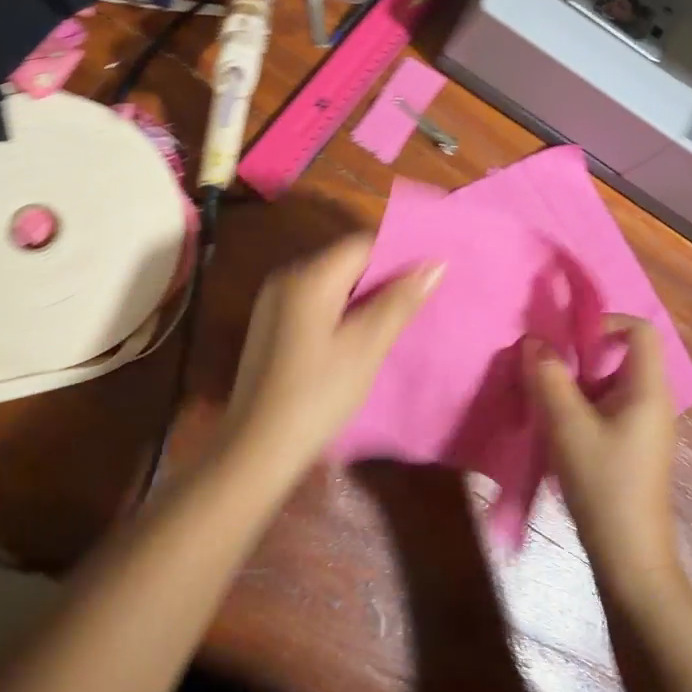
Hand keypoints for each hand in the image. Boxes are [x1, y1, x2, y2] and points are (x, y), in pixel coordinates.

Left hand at [224, 235, 443, 474]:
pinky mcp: (271, 328)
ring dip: (365, 296)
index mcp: (308, 277)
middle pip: (345, 262)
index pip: (362, 244)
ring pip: (332, 285)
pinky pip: (316, 305)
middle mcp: (286, 279)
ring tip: (401, 317)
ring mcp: (274, 304)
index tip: (432, 272)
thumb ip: (399, 302)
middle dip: (384, 276)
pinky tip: (363, 337)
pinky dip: (343, 312)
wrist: (257, 448)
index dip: (399, 253)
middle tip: (424, 296)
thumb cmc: (316, 394)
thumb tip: (434, 264)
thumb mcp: (366, 347)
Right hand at [526, 316, 681, 584]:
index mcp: (648, 390)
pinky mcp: (632, 450)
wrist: (630, 556)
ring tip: (541, 402)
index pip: (639, 330)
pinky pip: (606, 411)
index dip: (605, 322)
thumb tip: (534, 341)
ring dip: (573, 386)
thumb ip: (548, 378)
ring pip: (607, 386)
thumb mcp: (567, 426)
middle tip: (543, 370)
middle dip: (578, 357)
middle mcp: (652, 402)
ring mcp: (644, 428)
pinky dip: (579, 409)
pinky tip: (554, 431)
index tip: (567, 340)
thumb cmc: (603, 484)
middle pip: (619, 357)